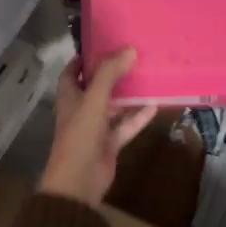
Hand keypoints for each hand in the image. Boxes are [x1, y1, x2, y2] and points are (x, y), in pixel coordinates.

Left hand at [39, 48, 157, 204]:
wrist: (79, 182)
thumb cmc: (80, 136)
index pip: (72, 72)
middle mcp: (81, 110)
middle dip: (111, 73)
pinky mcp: (110, 143)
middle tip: (132, 56)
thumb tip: (130, 49)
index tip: (103, 44)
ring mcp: (96, 128)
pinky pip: (126, 126)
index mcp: (69, 98)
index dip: (83, 59)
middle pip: (96, 87)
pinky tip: (156, 105)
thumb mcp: (94, 101)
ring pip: (114, 106)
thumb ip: (110, 74)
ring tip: (146, 76)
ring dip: (127, 94)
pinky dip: (139, 117)